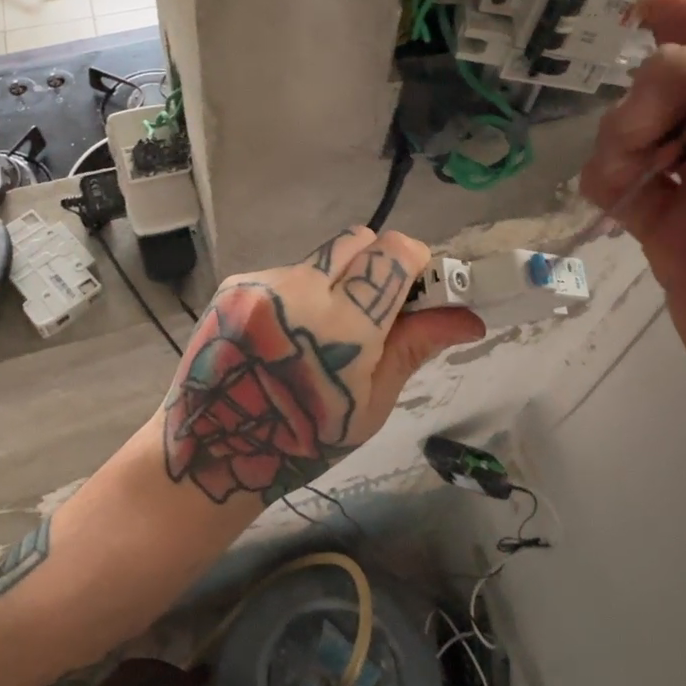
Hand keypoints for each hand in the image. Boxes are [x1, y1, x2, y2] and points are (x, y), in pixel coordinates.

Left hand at [160, 227, 485, 503]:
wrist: (214, 446)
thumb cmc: (303, 441)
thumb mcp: (371, 403)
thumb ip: (414, 347)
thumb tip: (471, 318)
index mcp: (342, 324)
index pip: (395, 251)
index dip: (416, 263)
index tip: (418, 291)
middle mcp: (300, 288)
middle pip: (359, 239)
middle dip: (379, 264)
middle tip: (377, 311)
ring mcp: (262, 281)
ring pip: (321, 255)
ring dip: (338, 279)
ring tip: (325, 332)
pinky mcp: (236, 282)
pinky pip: (286, 271)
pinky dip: (300, 292)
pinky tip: (288, 335)